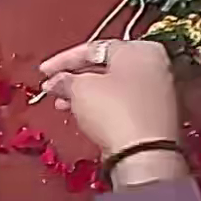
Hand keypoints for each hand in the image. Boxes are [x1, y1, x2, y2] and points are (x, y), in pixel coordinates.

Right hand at [38, 39, 188, 187]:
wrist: (143, 152)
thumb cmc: (113, 111)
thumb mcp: (80, 89)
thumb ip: (64, 80)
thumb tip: (56, 81)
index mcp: (138, 49)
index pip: (93, 48)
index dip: (63, 60)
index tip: (44, 71)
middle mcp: (153, 64)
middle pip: (104, 66)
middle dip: (73, 77)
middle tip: (51, 87)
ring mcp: (157, 89)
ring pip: (111, 85)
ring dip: (84, 93)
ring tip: (61, 104)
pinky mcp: (154, 113)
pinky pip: (121, 101)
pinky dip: (100, 104)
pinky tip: (82, 114)